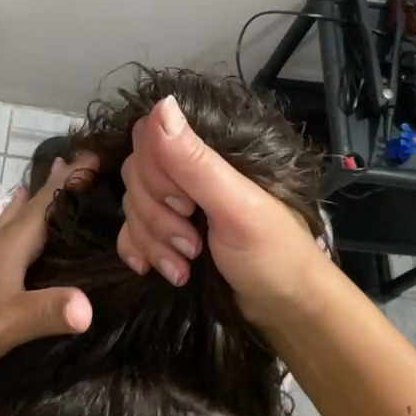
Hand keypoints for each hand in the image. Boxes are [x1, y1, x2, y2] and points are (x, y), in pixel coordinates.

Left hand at [0, 178, 93, 380]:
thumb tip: (89, 308)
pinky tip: (16, 222)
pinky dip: (23, 219)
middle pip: (34, 204)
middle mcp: (0, 242)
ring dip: (40, 198)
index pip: (46, 202)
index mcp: (11, 243)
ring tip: (54, 178)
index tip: (97, 155)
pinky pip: (10, 233)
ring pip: (20, 216)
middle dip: (59, 183)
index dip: (72, 180)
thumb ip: (47, 312)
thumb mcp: (10, 322)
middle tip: (82, 160)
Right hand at [116, 96, 333, 331]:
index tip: (185, 205)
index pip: (148, 138)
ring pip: (132, 204)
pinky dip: (138, 250)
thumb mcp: (236, 208)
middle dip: (157, 217)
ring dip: (153, 241)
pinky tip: (155, 270)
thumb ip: (195, 161)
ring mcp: (175, 202)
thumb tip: (161, 103)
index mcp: (209, 152)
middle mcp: (187, 170)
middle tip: (193, 246)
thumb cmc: (273, 255)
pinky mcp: (165, 232)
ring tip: (185, 268)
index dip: (154, 174)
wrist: (286, 311)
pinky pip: (128, 229)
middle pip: (136, 174)